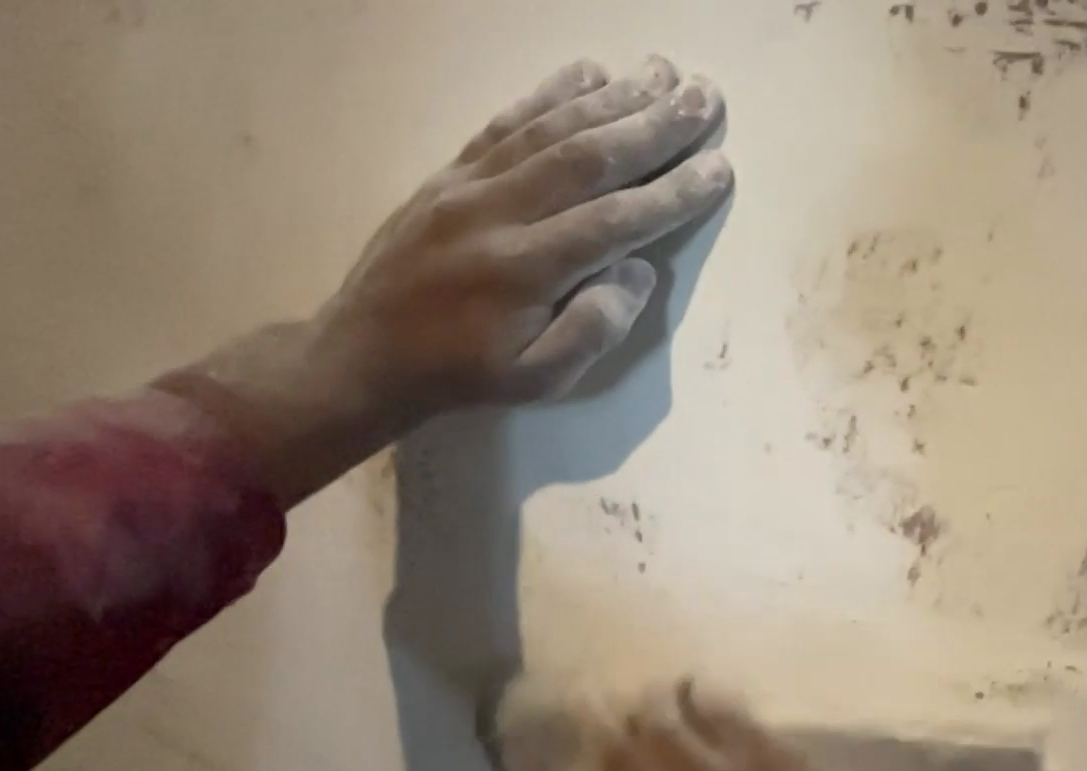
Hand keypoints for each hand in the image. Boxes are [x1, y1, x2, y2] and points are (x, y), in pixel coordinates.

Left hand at [310, 56, 732, 415]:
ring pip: (552, 130)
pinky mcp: (451, 172)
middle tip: (706, 97)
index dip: (672, 193)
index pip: (614, 221)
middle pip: (588, 158)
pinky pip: (507, 124)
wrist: (367, 353)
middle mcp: (498, 212)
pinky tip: (589, 74)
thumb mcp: (542, 380)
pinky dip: (551, 94)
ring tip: (664, 74)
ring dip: (614, 99)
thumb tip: (638, 272)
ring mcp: (468, 184)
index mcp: (525, 270)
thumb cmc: (469, 374)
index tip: (718, 168)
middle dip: (654, 127)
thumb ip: (595, 329)